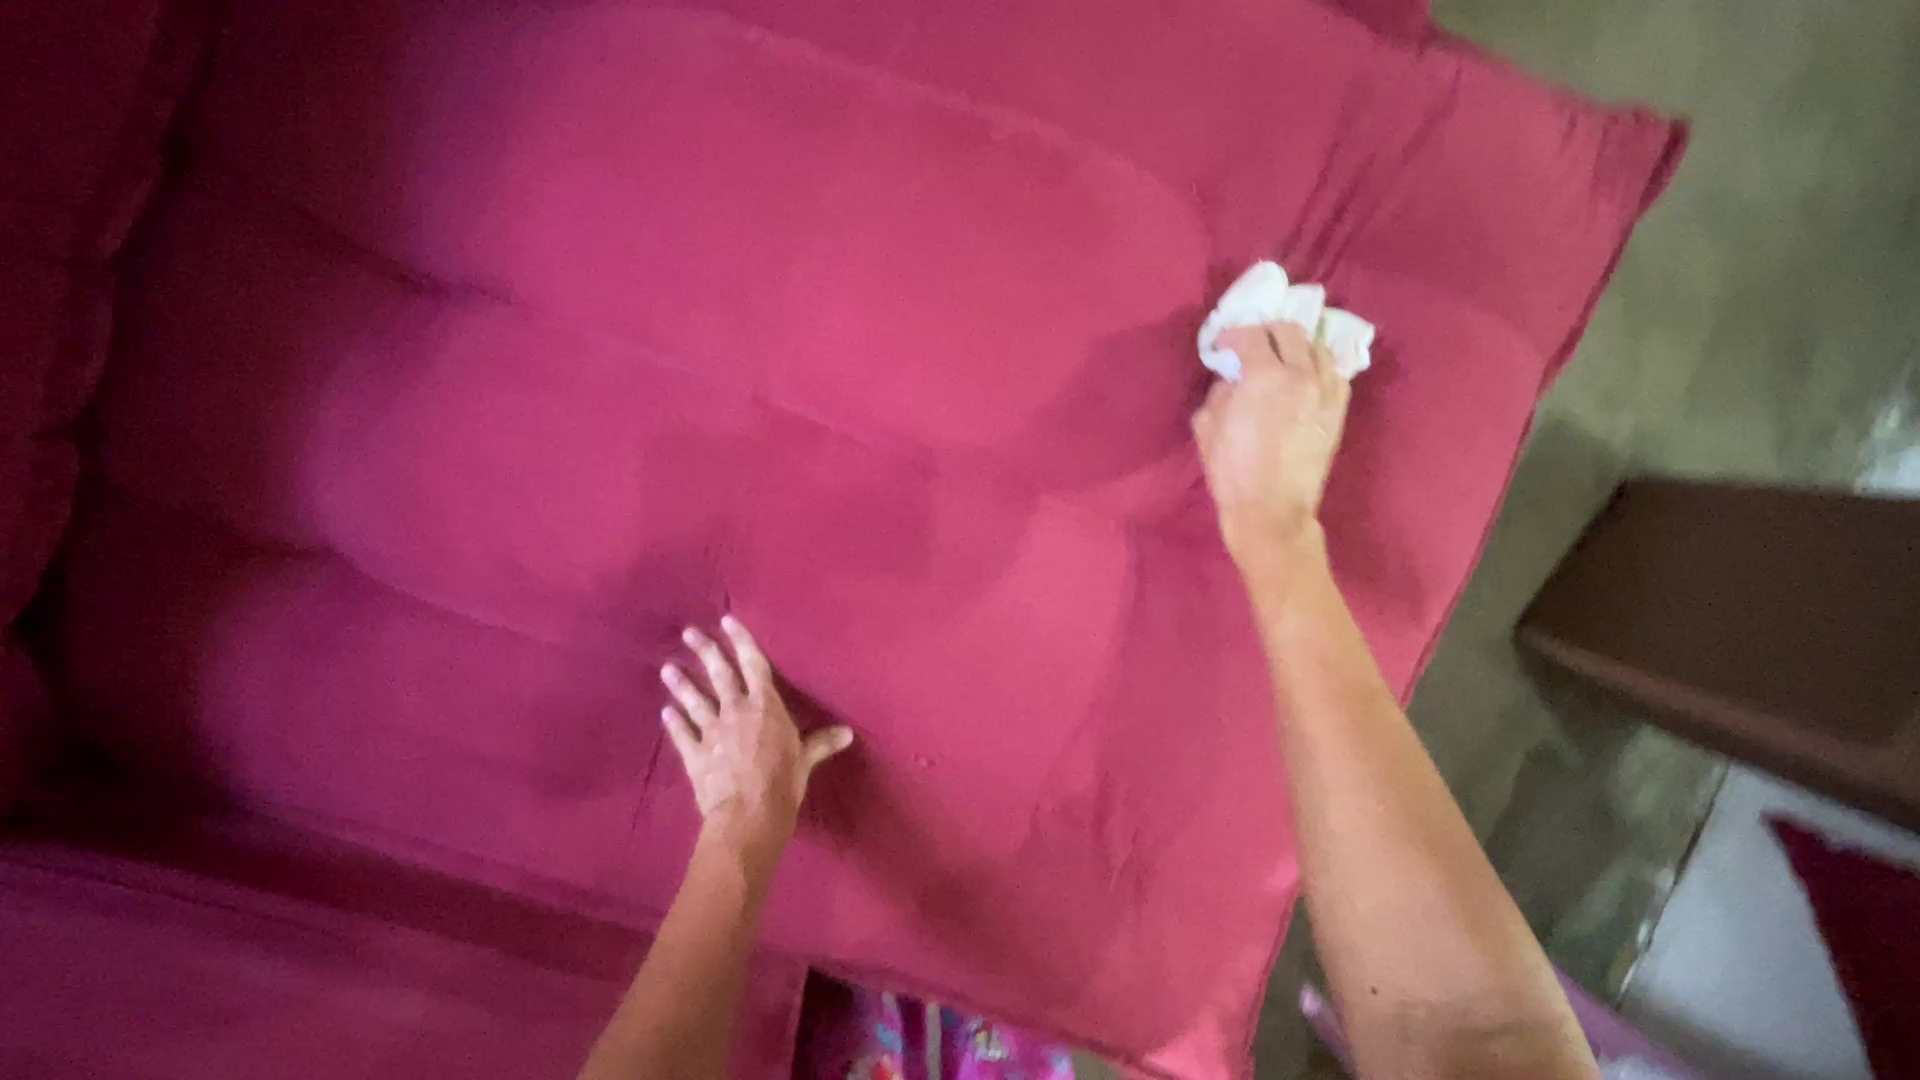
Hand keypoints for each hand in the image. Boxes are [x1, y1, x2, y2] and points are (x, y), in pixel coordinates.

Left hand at [661, 616, 853, 874]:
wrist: (748, 815)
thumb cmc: (783, 782)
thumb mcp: (806, 760)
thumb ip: (822, 742)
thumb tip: (848, 733)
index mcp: (765, 706)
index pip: (753, 664)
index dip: (741, 641)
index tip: (728, 621)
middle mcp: (736, 711)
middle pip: (719, 675)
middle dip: (705, 652)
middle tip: (689, 633)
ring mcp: (711, 731)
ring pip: (694, 700)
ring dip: (681, 684)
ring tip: (667, 668)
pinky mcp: (694, 754)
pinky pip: (682, 734)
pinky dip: (673, 722)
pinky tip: (665, 712)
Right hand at [1191, 321, 1350, 572]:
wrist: (1270, 510)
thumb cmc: (1231, 471)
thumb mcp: (1207, 426)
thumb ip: (1220, 392)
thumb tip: (1232, 379)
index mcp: (1264, 376)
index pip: (1251, 336)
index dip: (1232, 335)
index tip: (1221, 345)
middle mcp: (1301, 374)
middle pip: (1289, 332)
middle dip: (1265, 332)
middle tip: (1250, 345)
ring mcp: (1326, 392)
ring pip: (1317, 348)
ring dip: (1295, 346)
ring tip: (1280, 358)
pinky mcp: (1338, 411)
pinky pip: (1334, 373)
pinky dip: (1317, 367)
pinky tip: (1304, 378)